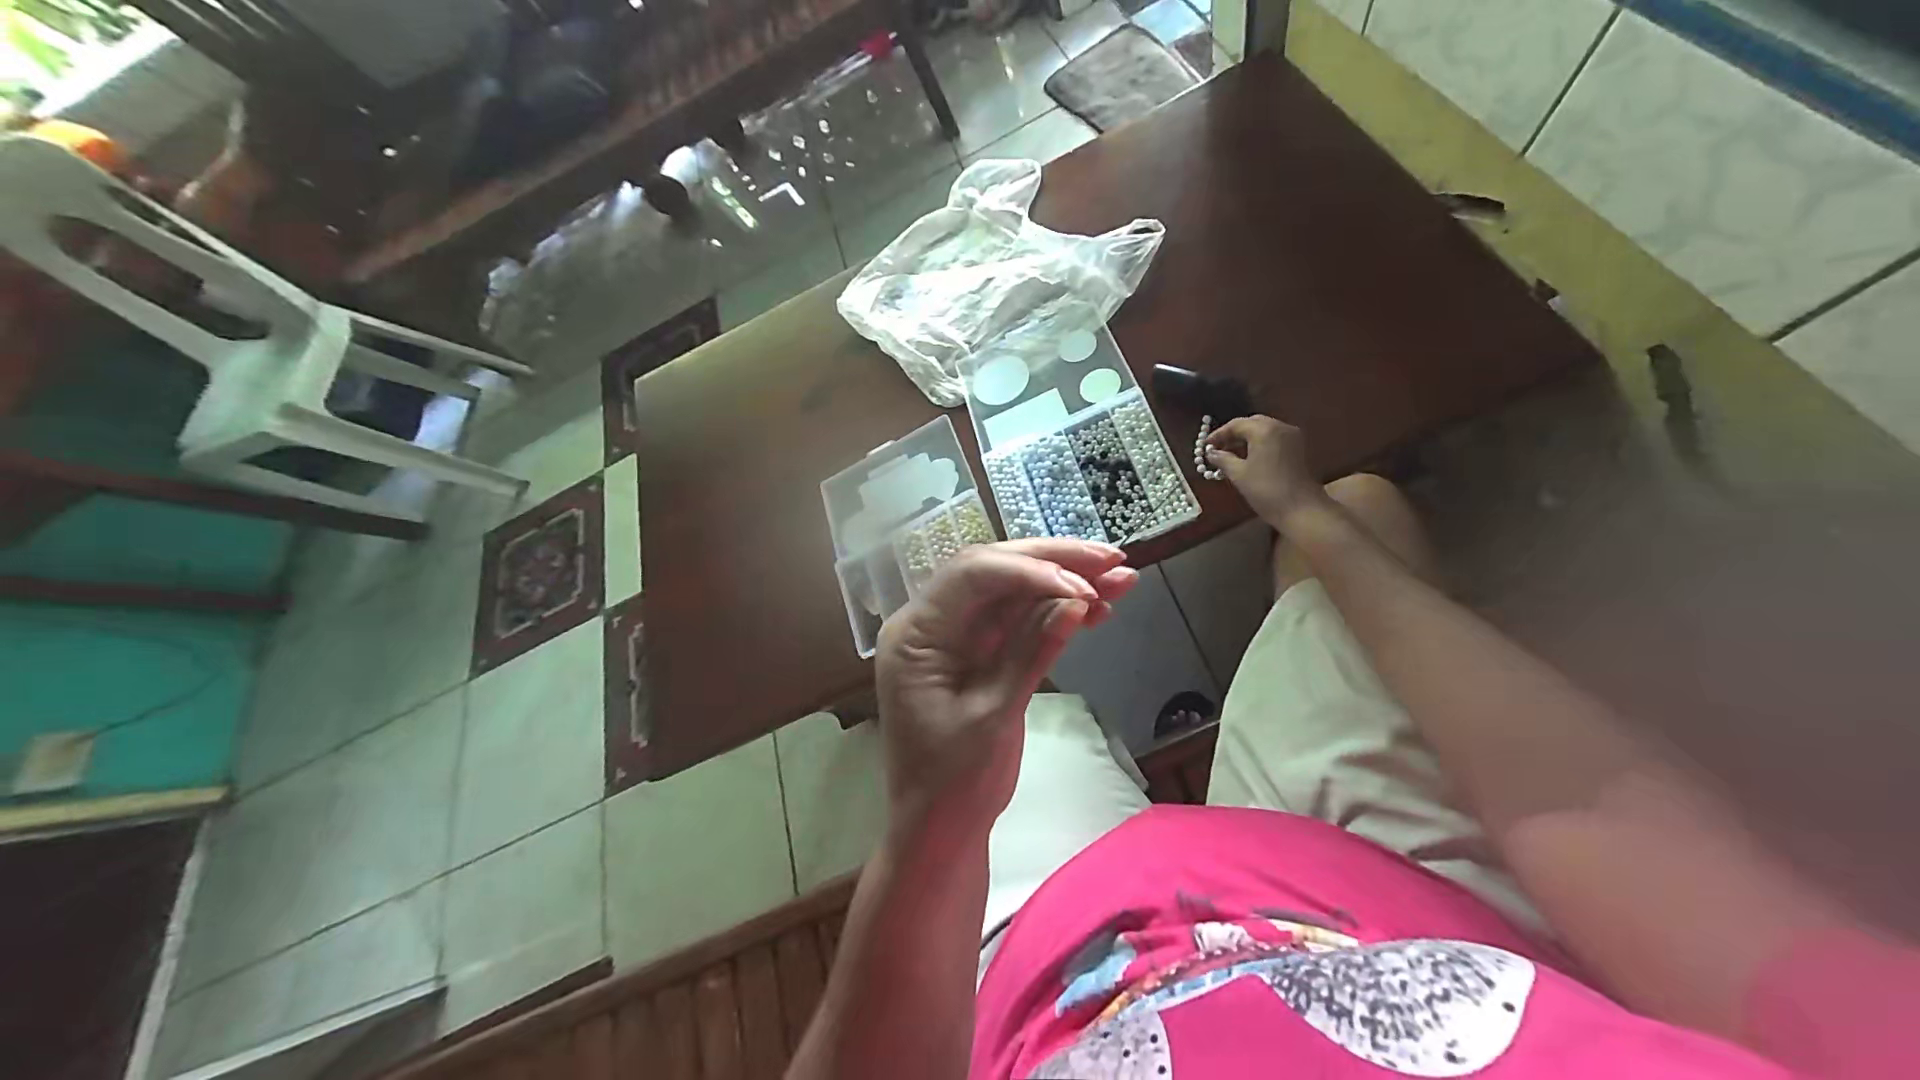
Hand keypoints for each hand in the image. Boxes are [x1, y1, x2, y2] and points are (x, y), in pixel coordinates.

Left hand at [875, 539, 1137, 837]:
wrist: (940, 828)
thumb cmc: (952, 782)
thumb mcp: (993, 716)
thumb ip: (1032, 652)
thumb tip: (1076, 600)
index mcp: (916, 633)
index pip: (971, 576)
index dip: (1029, 572)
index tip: (1083, 587)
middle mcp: (932, 622)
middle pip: (994, 571)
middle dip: (1054, 562)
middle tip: (1112, 559)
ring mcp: (958, 635)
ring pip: (1014, 591)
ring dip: (1066, 581)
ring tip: (1122, 575)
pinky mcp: (981, 650)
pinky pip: (1021, 620)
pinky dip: (1059, 612)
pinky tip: (1101, 607)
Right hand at [1204, 415, 1326, 525]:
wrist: (1301, 508)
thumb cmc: (1265, 489)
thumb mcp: (1238, 474)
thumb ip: (1223, 459)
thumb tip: (1211, 454)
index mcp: (1264, 430)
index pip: (1236, 424)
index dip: (1218, 434)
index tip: (1205, 446)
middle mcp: (1280, 427)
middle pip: (1251, 424)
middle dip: (1233, 435)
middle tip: (1218, 449)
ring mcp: (1292, 437)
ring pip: (1264, 431)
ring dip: (1246, 440)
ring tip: (1230, 455)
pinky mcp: (1298, 449)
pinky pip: (1273, 439)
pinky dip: (1259, 444)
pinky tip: (1248, 459)